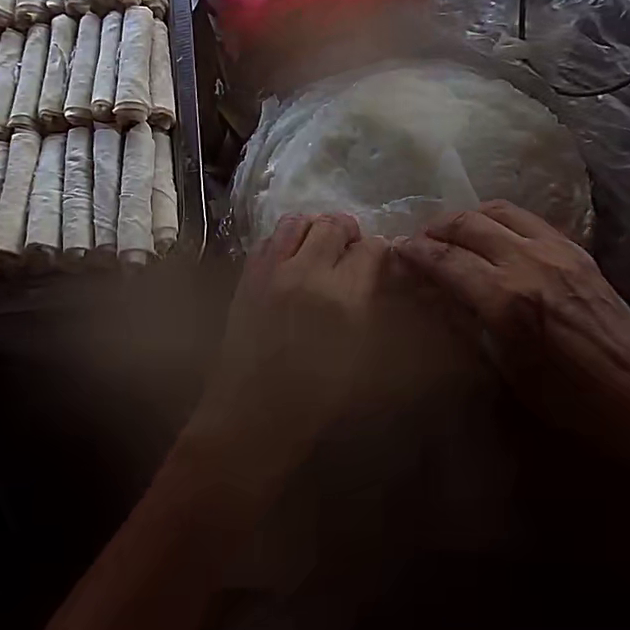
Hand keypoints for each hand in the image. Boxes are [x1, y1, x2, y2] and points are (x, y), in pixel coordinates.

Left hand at [194, 214, 389, 473]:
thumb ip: (374, 306)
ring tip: (320, 247)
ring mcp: (272, 269)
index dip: (382, 251)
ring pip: (298, 221)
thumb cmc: (318, 394)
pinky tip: (291, 258)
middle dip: (349, 233)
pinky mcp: (247, 275)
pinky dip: (284, 239)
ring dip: (314, 229)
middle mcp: (307, 272)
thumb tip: (381, 276)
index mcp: (344, 295)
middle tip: (351, 251)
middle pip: (334, 224)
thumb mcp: (365, 353)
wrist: (255, 408)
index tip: (382, 261)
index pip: (373, 248)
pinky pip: (268, 238)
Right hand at [395, 201, 629, 446]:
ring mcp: (557, 252)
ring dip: (466, 218)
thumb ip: (468, 320)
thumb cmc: (566, 396)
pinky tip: (491, 238)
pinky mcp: (577, 251)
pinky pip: (527, 220)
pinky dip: (498, 221)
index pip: (444, 259)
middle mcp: (529, 264)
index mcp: (506, 300)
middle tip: (417, 242)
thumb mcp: (503, 366)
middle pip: (466, 224)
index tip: (395, 251)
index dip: (413, 252)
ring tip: (451, 235)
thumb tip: (438, 294)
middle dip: (433, 229)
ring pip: (497, 211)